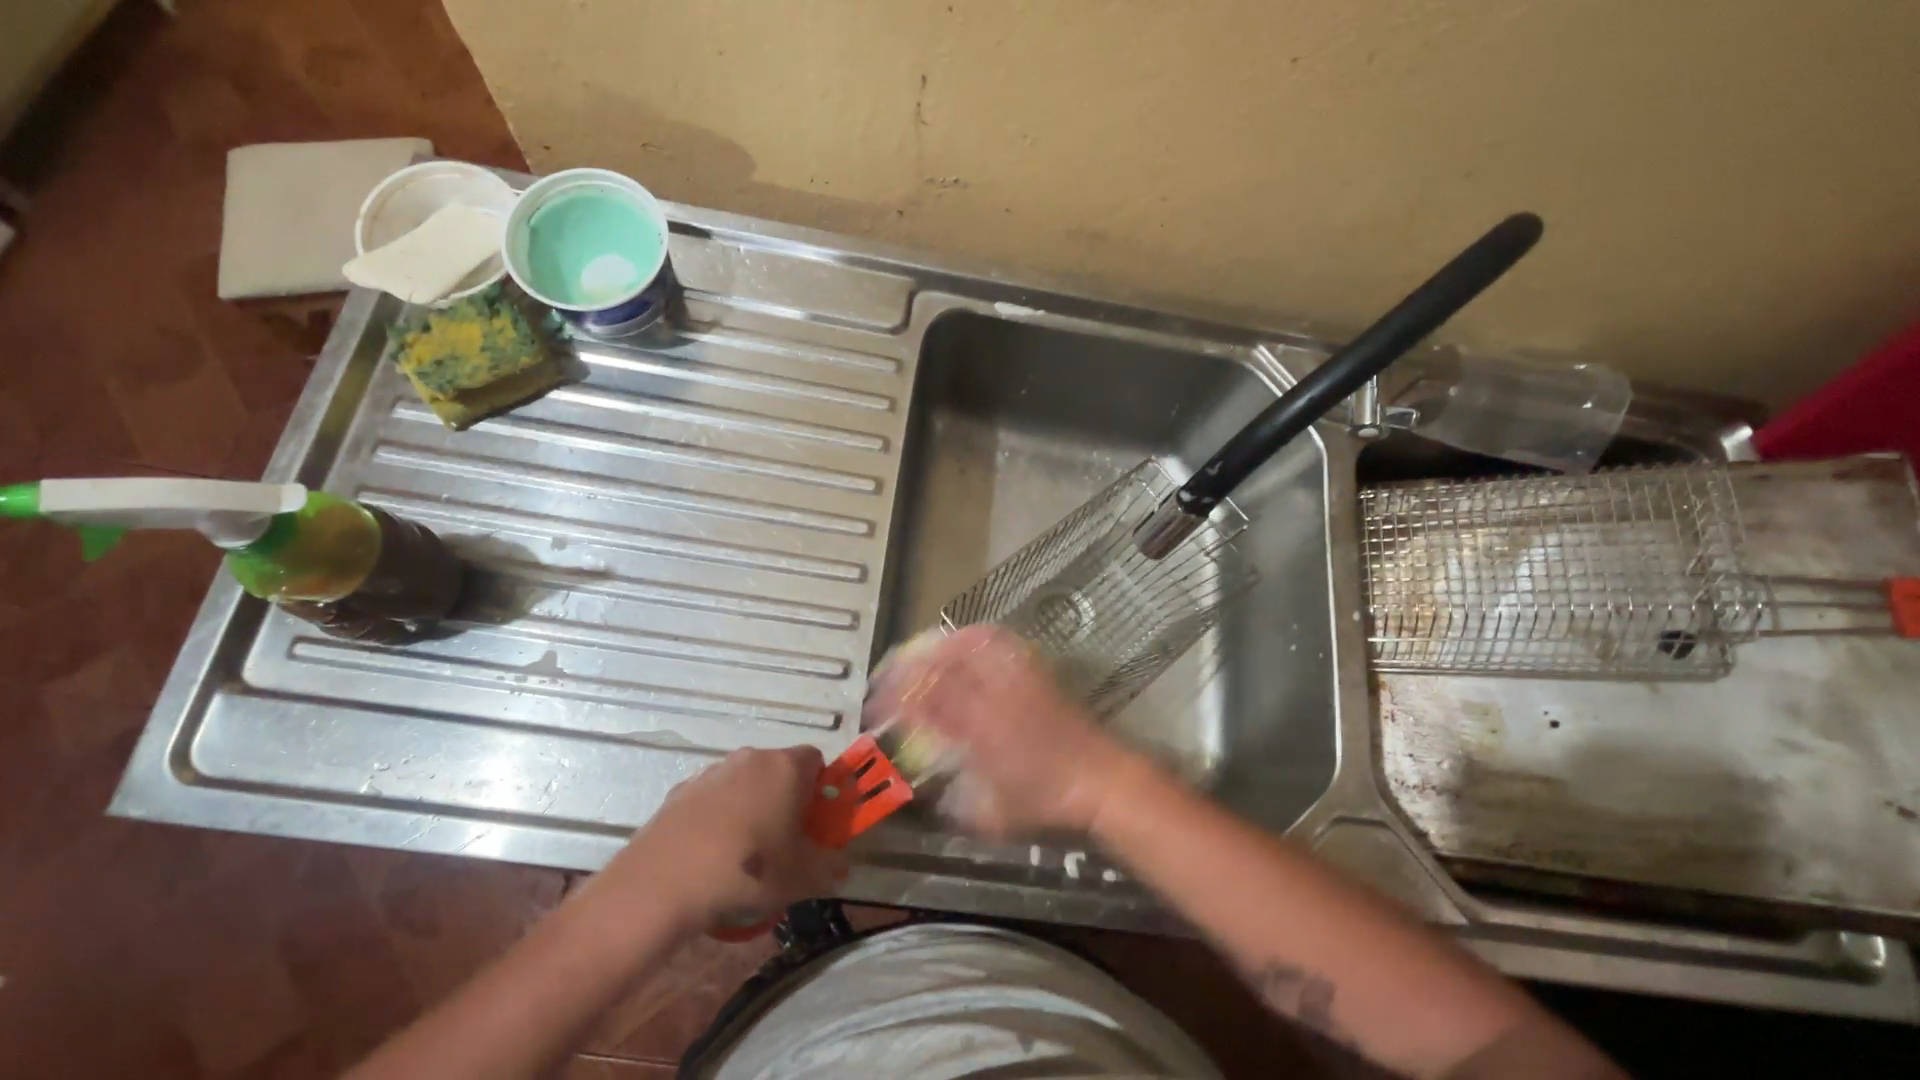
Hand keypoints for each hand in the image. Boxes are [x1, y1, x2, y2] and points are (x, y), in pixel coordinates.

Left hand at [605, 747, 845, 931]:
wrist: (663, 884)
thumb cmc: (748, 871)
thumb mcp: (801, 878)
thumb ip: (828, 867)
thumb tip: (839, 866)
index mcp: (786, 768)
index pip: (817, 760)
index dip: (820, 790)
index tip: (815, 823)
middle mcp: (750, 758)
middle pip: (779, 770)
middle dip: (786, 798)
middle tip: (785, 841)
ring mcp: (712, 772)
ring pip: (744, 782)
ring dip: (751, 806)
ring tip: (744, 852)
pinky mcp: (680, 790)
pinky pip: (713, 797)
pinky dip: (718, 817)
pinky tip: (712, 854)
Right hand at [869, 625, 1147, 836]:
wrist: (1101, 779)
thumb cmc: (1046, 801)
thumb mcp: (993, 814)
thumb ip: (956, 805)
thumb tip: (931, 799)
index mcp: (975, 729)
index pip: (923, 702)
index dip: (893, 700)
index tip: (876, 707)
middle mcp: (991, 696)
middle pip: (939, 667)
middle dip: (905, 668)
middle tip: (887, 676)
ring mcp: (1014, 678)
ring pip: (965, 646)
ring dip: (933, 647)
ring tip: (916, 653)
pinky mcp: (1034, 670)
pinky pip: (996, 641)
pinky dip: (971, 636)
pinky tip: (961, 640)